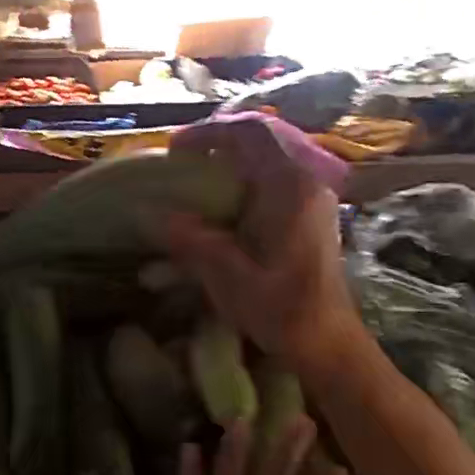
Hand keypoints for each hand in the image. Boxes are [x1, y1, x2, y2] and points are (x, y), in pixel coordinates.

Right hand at [159, 116, 365, 372]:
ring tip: (197, 173)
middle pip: (261, 137)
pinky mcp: (308, 213)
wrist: (326, 342)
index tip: (173, 150)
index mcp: (290, 189)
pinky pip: (273, 176)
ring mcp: (312, 196)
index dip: (209, 133)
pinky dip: (244, 175)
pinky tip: (222, 199)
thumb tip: (148, 213)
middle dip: (218, 141)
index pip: (250, 133)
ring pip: (269, 154)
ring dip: (232, 156)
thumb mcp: (229, 279)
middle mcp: (306, 181)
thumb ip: (191, 241)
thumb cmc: (281, 311)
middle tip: (182, 159)